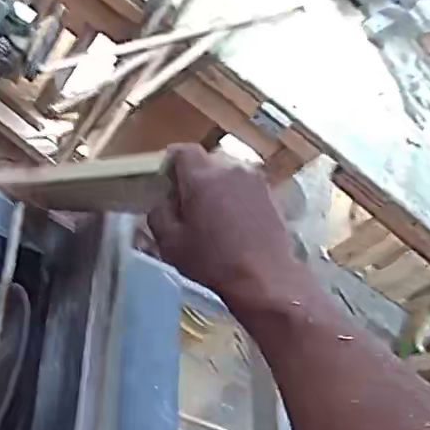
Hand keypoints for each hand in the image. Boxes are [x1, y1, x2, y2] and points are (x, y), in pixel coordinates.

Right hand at [148, 144, 311, 308]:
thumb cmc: (211, 262)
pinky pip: (244, 190)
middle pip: (205, 165)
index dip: (169, 164)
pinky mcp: (271, 195)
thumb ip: (158, 215)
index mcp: (202, 177)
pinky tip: (232, 228)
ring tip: (210, 222)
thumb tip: (162, 202)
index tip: (163, 183)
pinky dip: (234, 201)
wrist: (263, 278)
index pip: (182, 151)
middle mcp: (231, 169)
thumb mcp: (170, 244)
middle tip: (184, 210)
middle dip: (192, 182)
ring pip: (226, 177)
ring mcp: (255, 181)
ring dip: (214, 192)